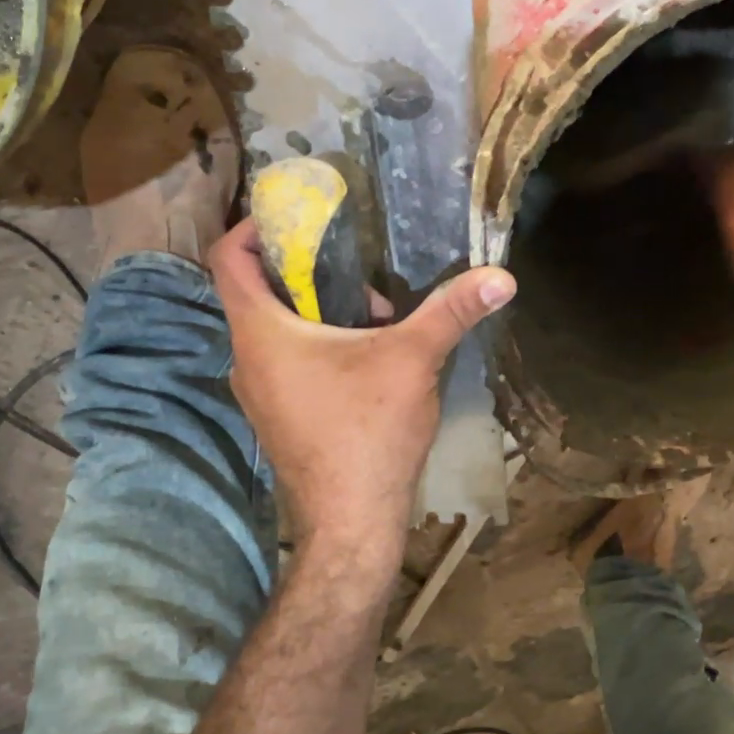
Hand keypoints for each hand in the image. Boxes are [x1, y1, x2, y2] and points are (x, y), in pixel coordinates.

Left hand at [208, 219, 515, 559]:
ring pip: (277, 328)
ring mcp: (259, 392)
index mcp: (261, 333)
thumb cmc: (368, 430)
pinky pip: (288, 359)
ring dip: (320, 309)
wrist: (351, 521)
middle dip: (307, 268)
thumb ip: (452, 311)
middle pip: (257, 290)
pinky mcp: (279, 415)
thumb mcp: (413, 359)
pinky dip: (319, 342)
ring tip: (377, 314)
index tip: (297, 212)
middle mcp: (247, 358)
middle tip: (357, 262)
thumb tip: (503, 276)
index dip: (255, 226)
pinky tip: (369, 355)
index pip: (230, 259)